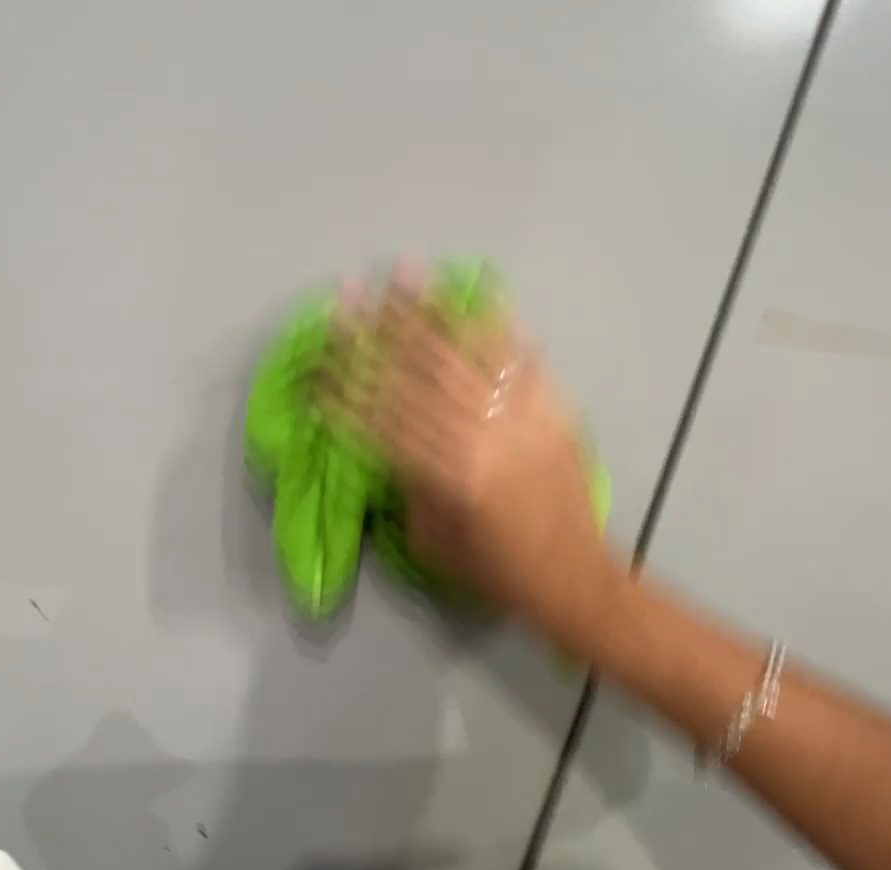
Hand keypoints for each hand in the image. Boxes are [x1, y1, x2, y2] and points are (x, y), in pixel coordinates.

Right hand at [333, 269, 624, 640]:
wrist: (574, 579)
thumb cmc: (496, 573)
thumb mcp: (433, 543)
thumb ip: (410, 489)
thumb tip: (393, 441)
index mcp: (448, 479)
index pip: (382, 422)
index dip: (345, 390)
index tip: (316, 362)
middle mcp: (483, 439)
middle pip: (419, 375)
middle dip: (378, 332)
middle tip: (349, 293)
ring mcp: (523, 419)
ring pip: (467, 355)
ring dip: (433, 309)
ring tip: (406, 269)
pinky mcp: (554, 411)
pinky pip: (522, 360)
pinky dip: (499, 323)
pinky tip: (479, 290)